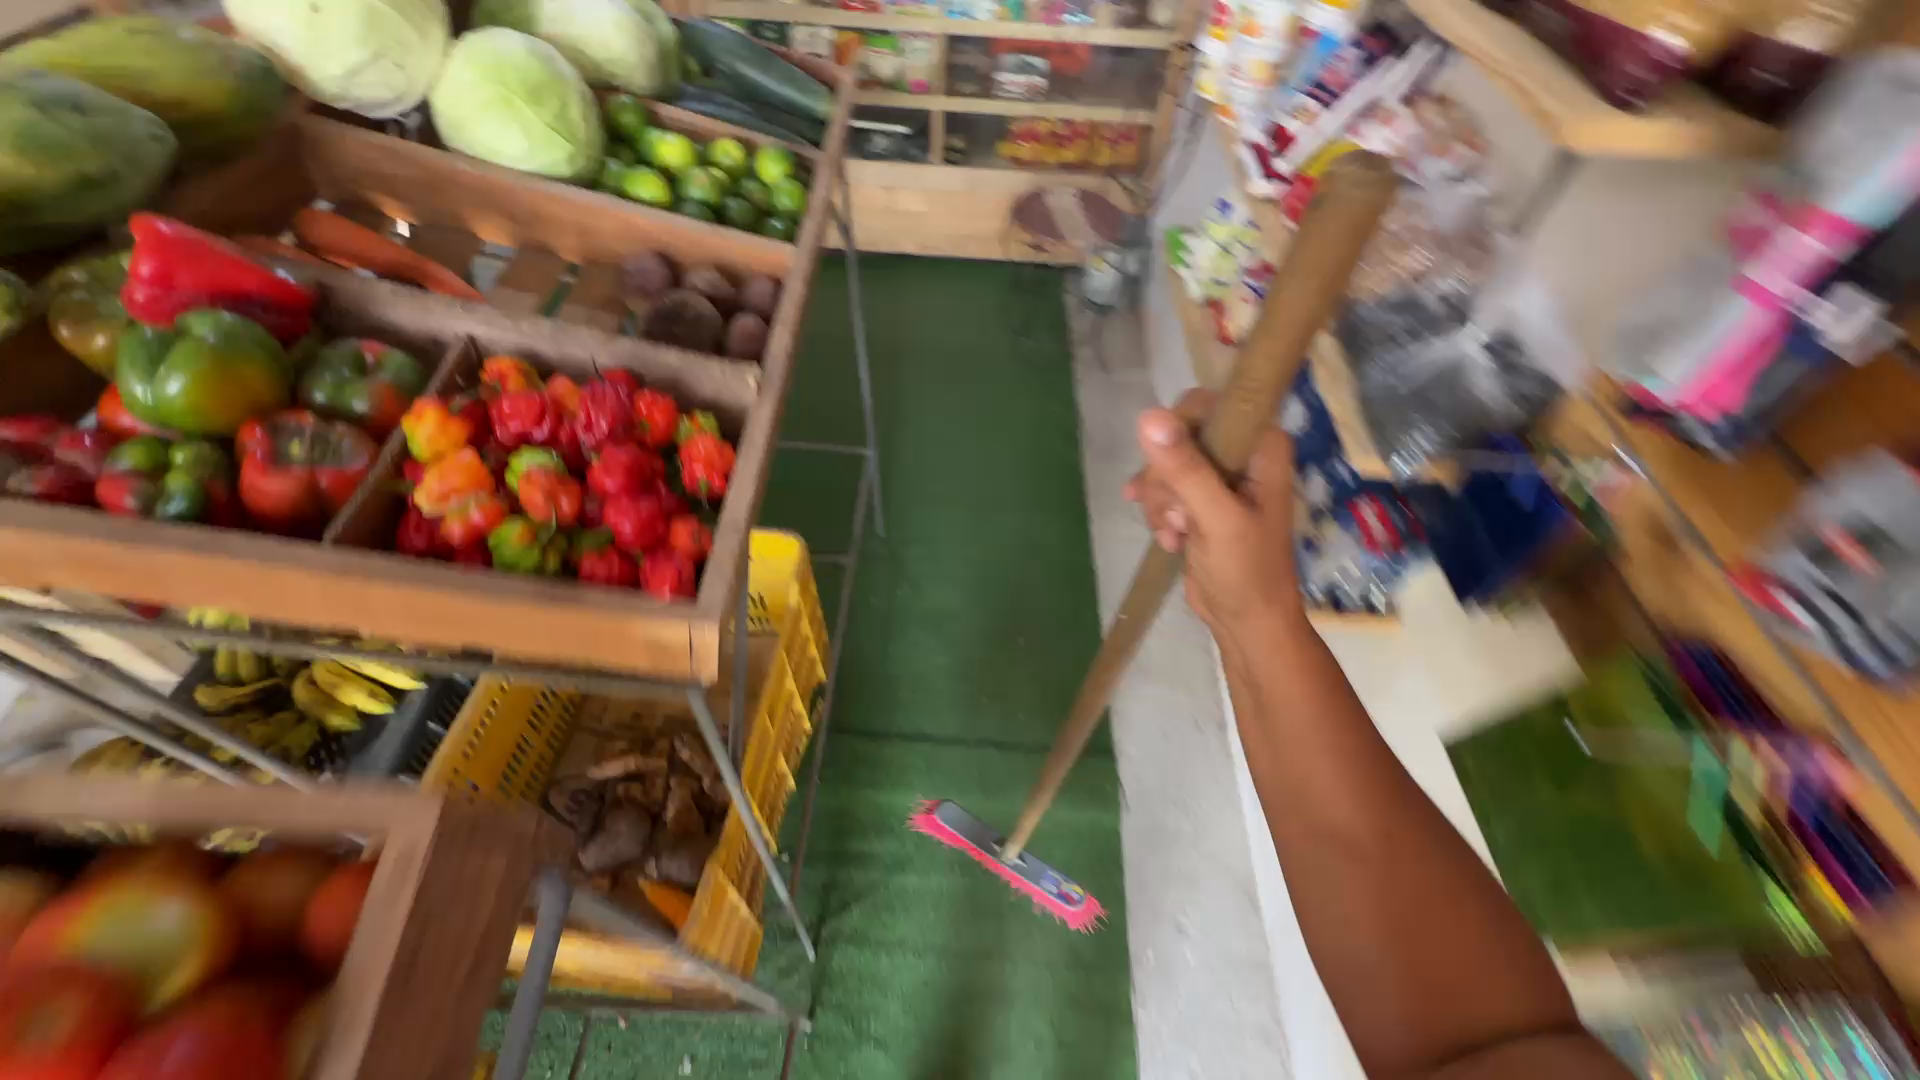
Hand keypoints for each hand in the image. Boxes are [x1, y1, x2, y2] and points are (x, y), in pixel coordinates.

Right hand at [1123, 389, 1302, 636]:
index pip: (1204, 405)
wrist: (1246, 621)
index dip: (1178, 434)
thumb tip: (1147, 416)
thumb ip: (1185, 468)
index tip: (1171, 473)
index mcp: (1261, 443)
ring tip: (1175, 534)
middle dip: (1165, 479)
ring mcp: (1219, 475)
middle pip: (1176, 435)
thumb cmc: (1245, 571)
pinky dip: (1158, 511)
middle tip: (1179, 516)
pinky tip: (1167, 537)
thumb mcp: (1216, 519)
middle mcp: (1241, 451)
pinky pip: (1162, 486)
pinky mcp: (1200, 499)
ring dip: (1160, 501)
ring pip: (1164, 463)